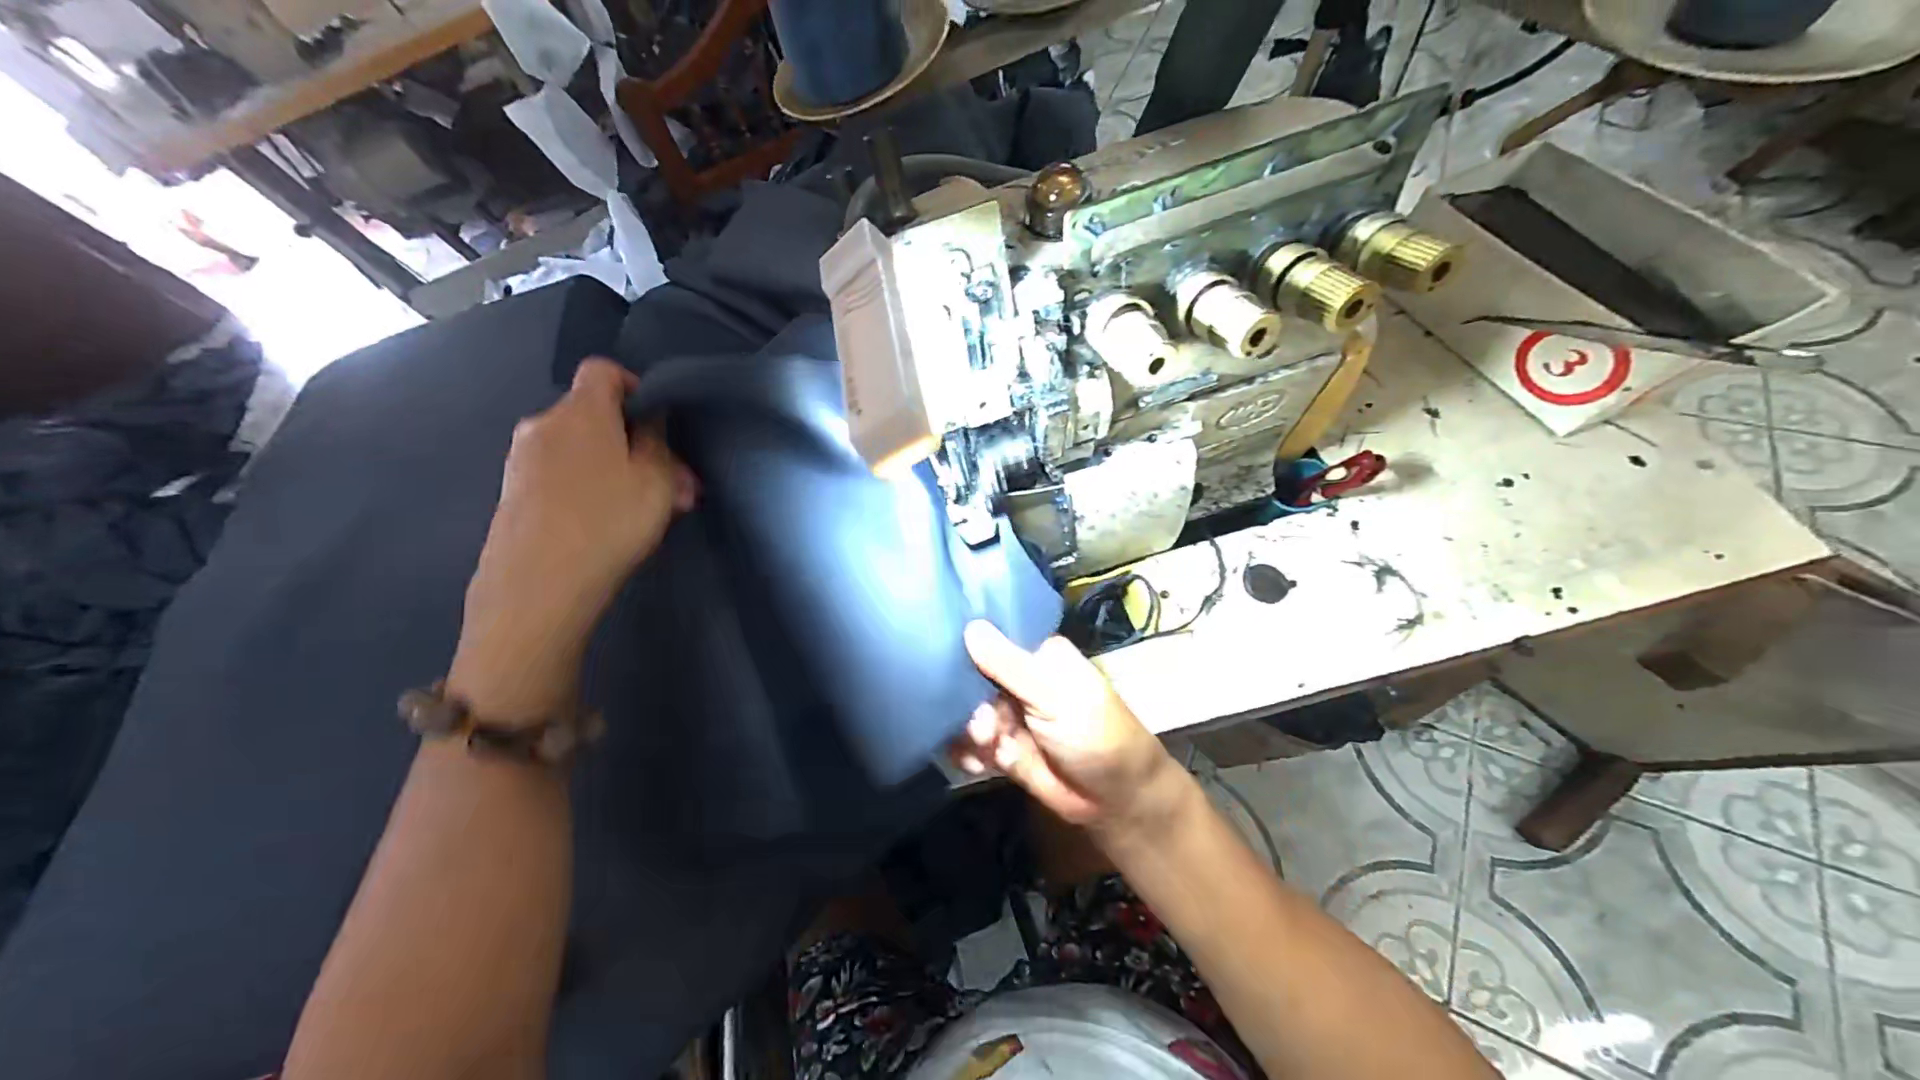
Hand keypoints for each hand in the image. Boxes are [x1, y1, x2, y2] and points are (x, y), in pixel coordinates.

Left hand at [447, 358, 696, 721]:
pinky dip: (589, 489)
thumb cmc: (607, 523)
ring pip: (581, 450)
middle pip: (595, 417)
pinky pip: (561, 476)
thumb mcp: (656, 481)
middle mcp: (543, 425)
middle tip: (675, 487)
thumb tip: (649, 420)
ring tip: (649, 512)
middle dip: (637, 444)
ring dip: (618, 470)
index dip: (635, 387)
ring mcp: (521, 461)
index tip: (660, 424)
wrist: (536, 588)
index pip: (603, 370)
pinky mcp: (513, 495)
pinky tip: (610, 525)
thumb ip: (658, 441)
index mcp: (580, 411)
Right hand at [951, 621, 1190, 840]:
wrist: (1114, 800)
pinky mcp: (999, 748)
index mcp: (1037, 655)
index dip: (966, 641)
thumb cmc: (1095, 734)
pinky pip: (968, 743)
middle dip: (967, 701)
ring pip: (966, 712)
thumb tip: (970, 626)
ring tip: (987, 746)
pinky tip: (976, 763)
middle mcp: (1017, 680)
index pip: (993, 635)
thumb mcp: (1053, 695)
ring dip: (969, 731)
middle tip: (982, 724)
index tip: (942, 650)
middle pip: (970, 676)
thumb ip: (1010, 664)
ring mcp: (1007, 714)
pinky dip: (966, 753)